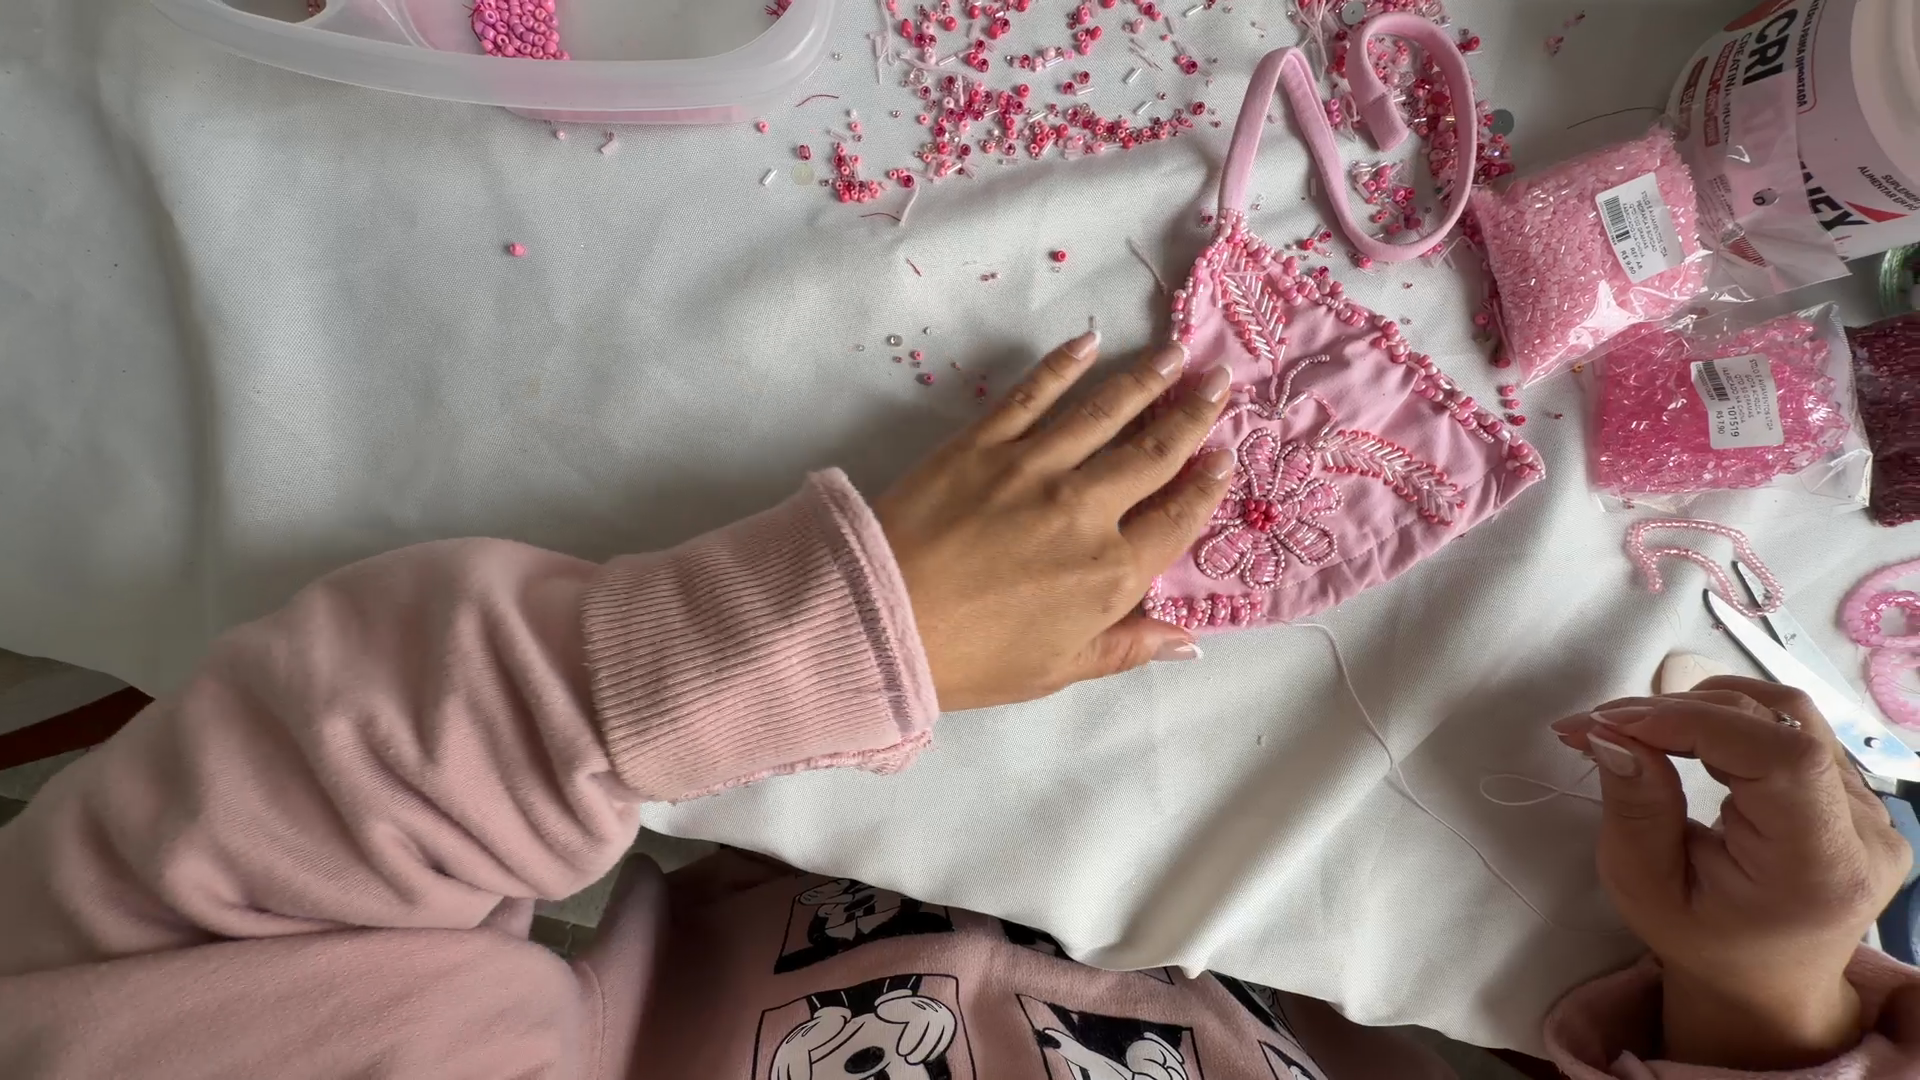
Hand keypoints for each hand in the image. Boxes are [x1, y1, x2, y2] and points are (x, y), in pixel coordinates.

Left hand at [874, 331, 1231, 710]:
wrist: (879, 619)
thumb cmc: (970, 658)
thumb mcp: (1057, 670)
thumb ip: (1126, 648)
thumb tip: (1189, 641)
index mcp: (1108, 574)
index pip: (1176, 520)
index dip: (1205, 486)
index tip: (1224, 456)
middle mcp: (1084, 511)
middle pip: (1152, 454)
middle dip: (1192, 414)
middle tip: (1219, 381)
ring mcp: (1033, 468)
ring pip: (1104, 412)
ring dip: (1145, 379)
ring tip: (1175, 353)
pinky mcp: (983, 442)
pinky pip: (1033, 394)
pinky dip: (1063, 365)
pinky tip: (1088, 344)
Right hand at [1552, 677, 1911, 1069]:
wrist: (1764, 977)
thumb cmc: (1696, 936)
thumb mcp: (1642, 883)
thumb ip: (1634, 806)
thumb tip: (1609, 734)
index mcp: (1818, 865)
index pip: (1781, 756)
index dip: (1690, 720)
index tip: (1607, 725)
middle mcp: (1863, 830)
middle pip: (1776, 721)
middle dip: (1670, 709)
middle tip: (1593, 727)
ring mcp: (1867, 807)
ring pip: (1783, 710)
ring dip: (1693, 704)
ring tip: (1632, 728)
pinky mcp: (1847, 792)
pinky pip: (1785, 724)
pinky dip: (1714, 714)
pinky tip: (1673, 734)